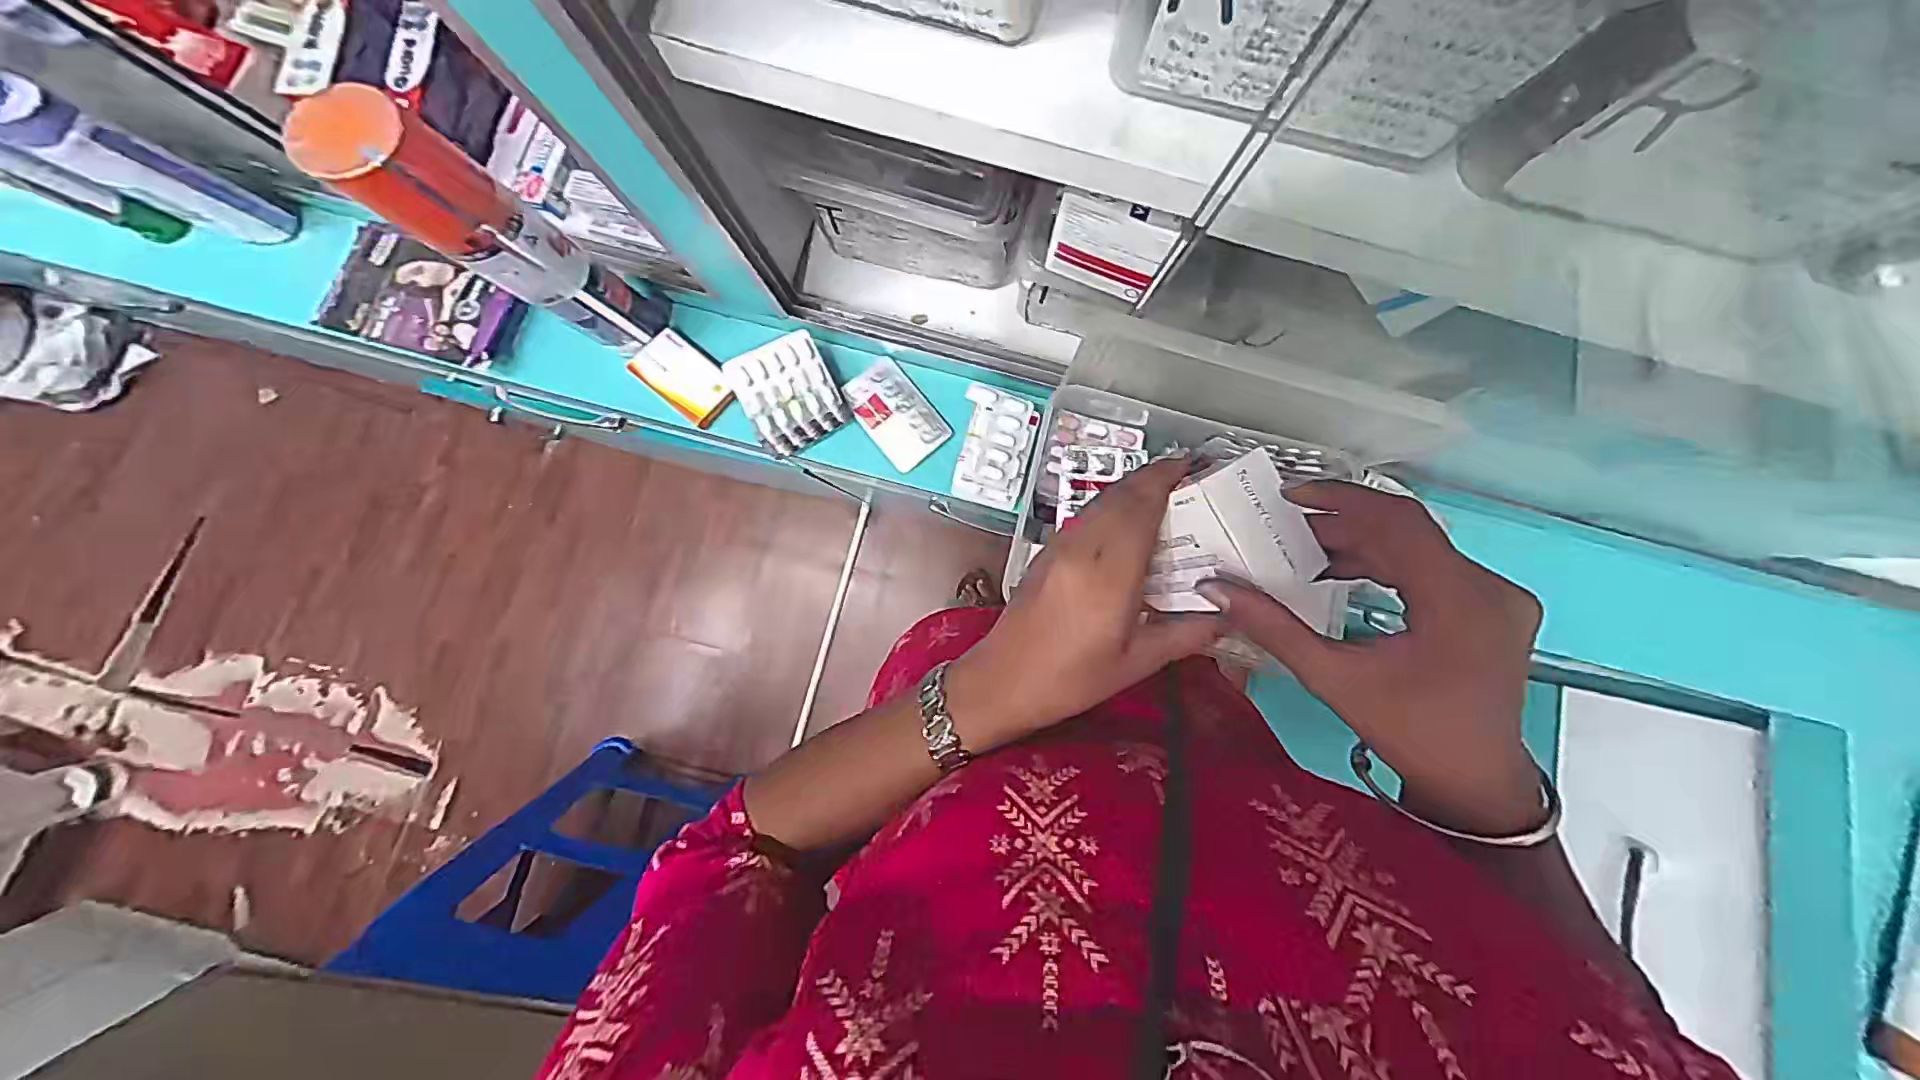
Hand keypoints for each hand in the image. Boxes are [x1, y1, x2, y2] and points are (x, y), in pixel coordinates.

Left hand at [946, 458, 1223, 749]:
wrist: (1002, 681)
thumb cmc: (1068, 679)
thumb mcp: (1135, 663)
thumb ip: (1185, 635)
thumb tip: (1226, 617)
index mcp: (1108, 574)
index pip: (1140, 505)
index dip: (1167, 477)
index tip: (1193, 466)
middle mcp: (1080, 550)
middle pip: (1120, 494)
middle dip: (1155, 478)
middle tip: (1188, 480)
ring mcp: (1058, 548)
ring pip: (1099, 502)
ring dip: (1131, 491)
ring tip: (1164, 499)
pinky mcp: (1045, 554)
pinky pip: (1084, 517)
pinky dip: (1110, 508)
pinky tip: (1126, 527)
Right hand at [1196, 481, 1545, 835]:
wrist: (1473, 779)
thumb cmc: (1407, 731)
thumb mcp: (1332, 678)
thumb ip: (1272, 627)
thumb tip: (1216, 588)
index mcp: (1459, 602)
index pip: (1399, 523)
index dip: (1342, 499)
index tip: (1290, 494)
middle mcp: (1489, 589)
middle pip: (1406, 532)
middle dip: (1341, 524)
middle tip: (1284, 526)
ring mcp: (1496, 597)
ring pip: (1417, 547)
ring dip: (1359, 543)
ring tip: (1303, 549)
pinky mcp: (1489, 606)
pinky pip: (1429, 567)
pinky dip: (1382, 563)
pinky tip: (1339, 573)